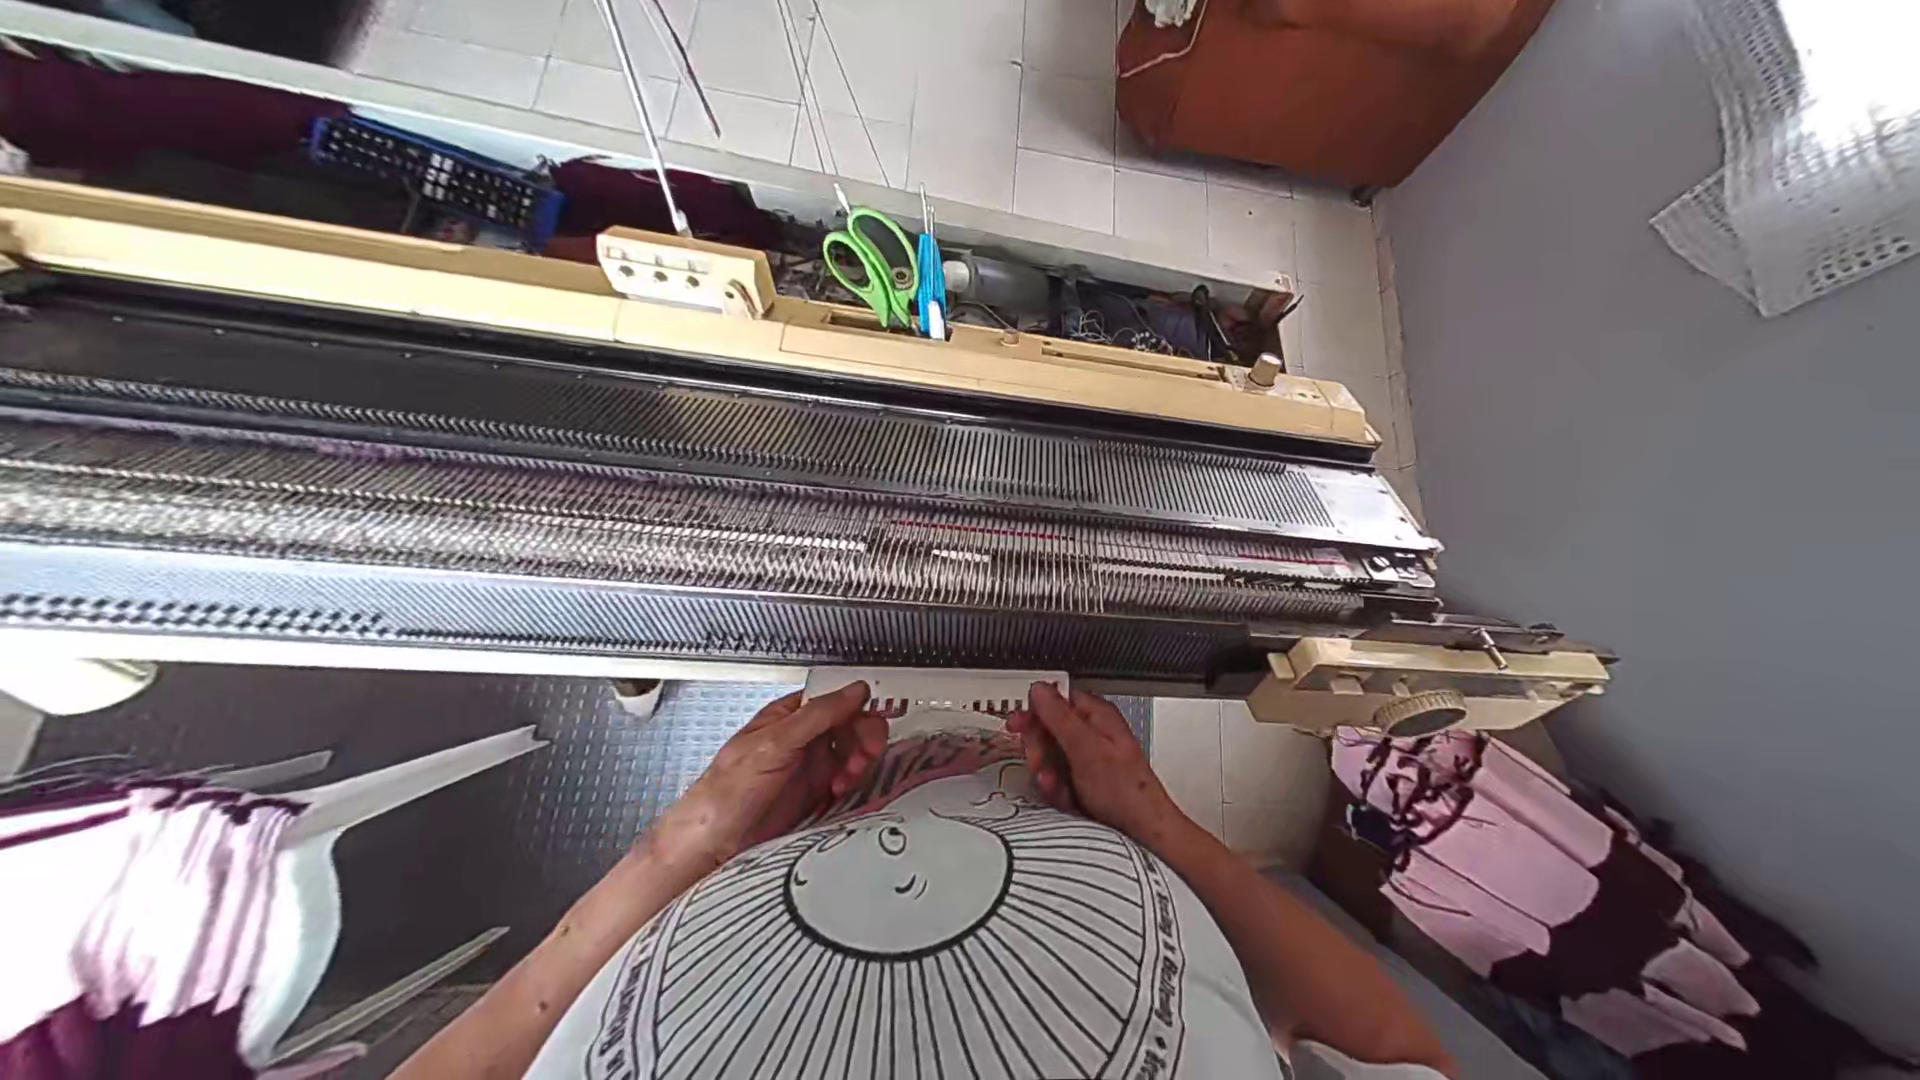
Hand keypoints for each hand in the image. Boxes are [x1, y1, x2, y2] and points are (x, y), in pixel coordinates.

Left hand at [647, 682, 887, 876]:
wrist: (710, 850)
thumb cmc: (725, 794)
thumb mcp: (773, 744)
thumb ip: (816, 714)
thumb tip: (855, 690)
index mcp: (790, 717)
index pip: (836, 699)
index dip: (857, 707)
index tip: (872, 719)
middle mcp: (804, 739)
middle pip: (852, 725)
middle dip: (864, 736)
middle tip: (866, 752)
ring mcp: (812, 768)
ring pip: (855, 753)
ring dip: (861, 761)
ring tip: (850, 775)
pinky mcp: (818, 796)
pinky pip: (851, 782)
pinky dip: (855, 784)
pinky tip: (842, 791)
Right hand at [1007, 682, 1190, 850]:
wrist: (1143, 834)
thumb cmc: (1127, 791)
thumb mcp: (1086, 748)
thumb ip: (1059, 717)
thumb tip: (1039, 689)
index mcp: (1095, 714)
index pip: (1055, 699)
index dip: (1034, 711)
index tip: (1018, 725)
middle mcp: (1091, 732)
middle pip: (1046, 728)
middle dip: (1039, 750)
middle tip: (1042, 763)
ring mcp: (1086, 757)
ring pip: (1048, 756)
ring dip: (1047, 772)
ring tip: (1056, 785)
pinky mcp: (1081, 780)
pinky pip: (1055, 777)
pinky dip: (1055, 788)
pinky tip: (1063, 796)